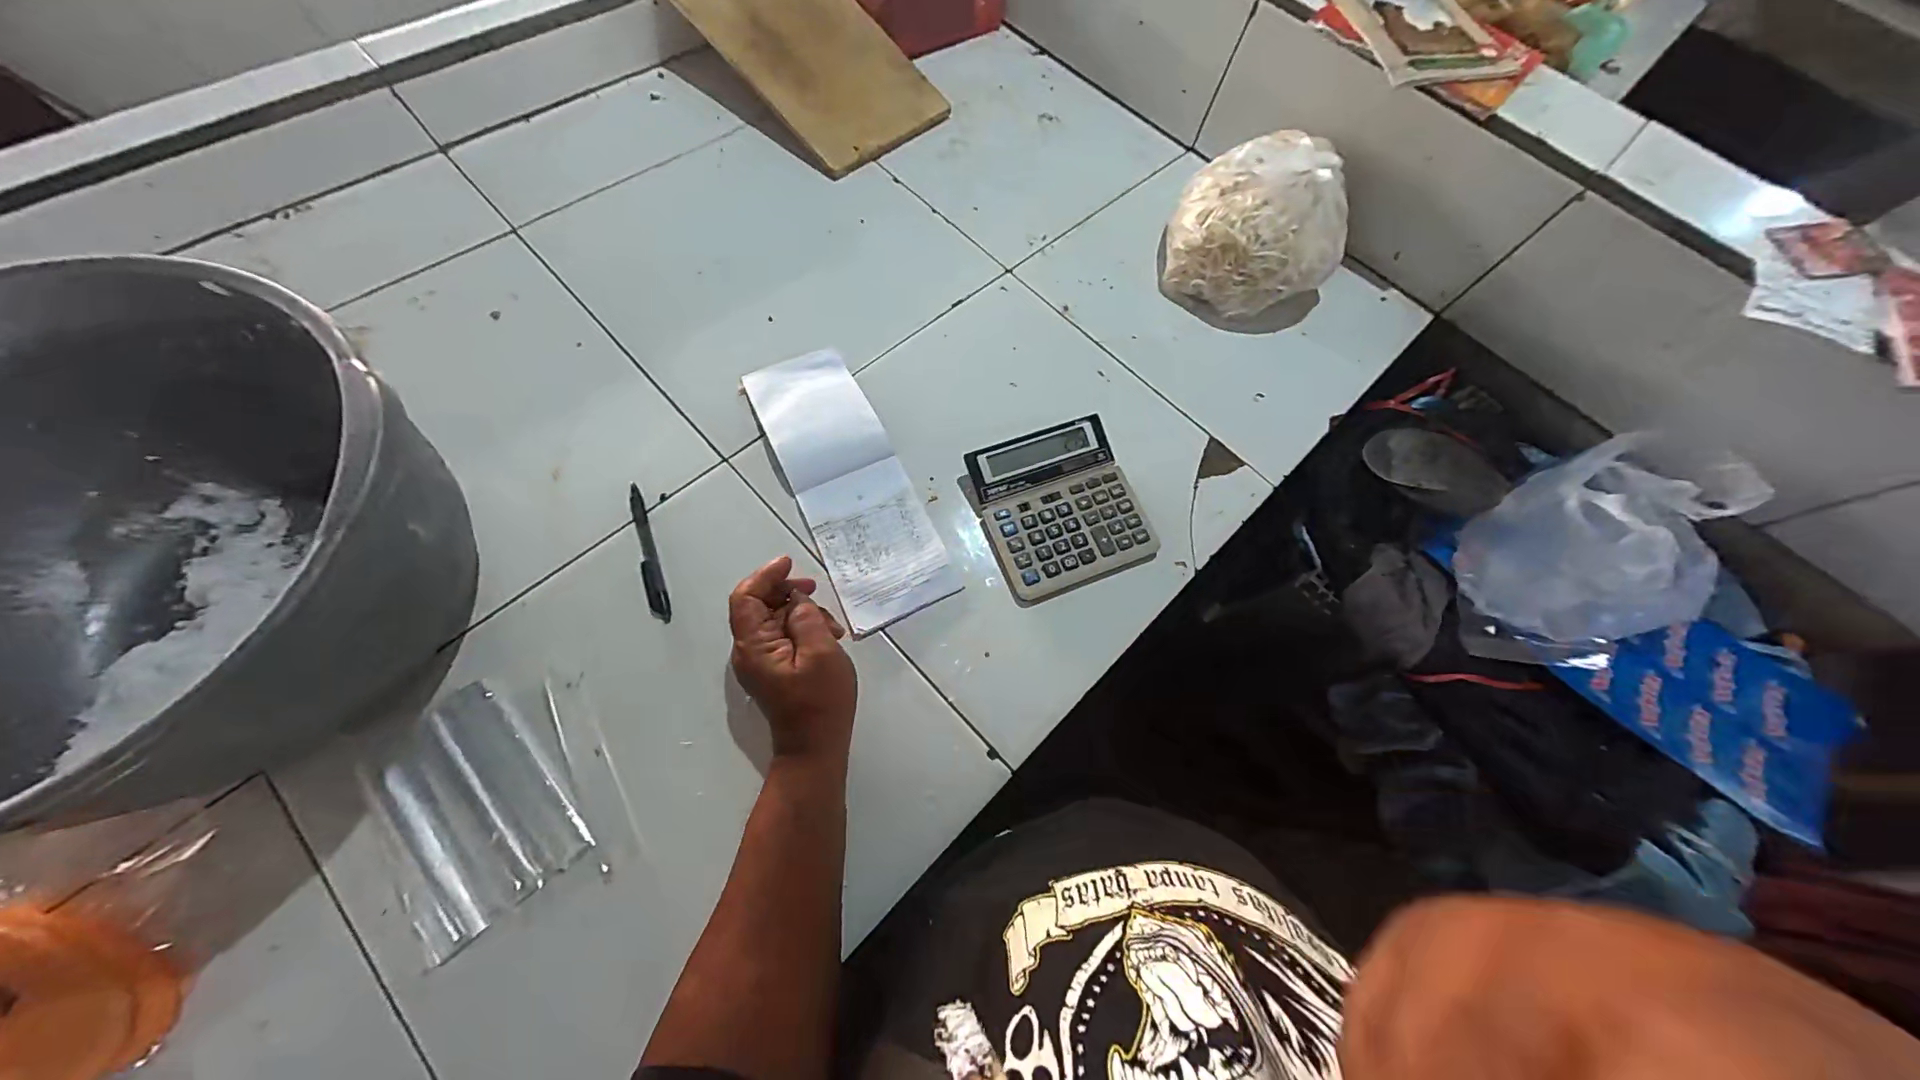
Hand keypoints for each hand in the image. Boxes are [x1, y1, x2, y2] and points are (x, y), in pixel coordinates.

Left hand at [728, 556, 856, 764]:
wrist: (815, 748)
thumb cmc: (820, 702)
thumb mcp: (821, 652)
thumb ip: (806, 618)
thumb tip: (795, 601)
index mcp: (753, 646)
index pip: (746, 598)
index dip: (765, 576)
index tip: (789, 563)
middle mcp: (748, 652)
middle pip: (759, 606)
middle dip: (787, 592)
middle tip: (816, 590)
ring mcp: (759, 663)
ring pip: (773, 621)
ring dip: (800, 613)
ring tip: (832, 627)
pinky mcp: (772, 671)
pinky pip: (781, 638)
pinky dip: (802, 629)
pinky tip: (826, 637)